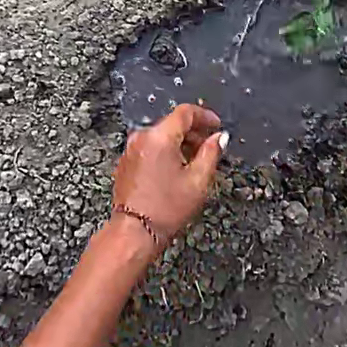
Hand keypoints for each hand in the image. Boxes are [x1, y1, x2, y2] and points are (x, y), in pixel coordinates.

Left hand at [111, 104, 225, 247]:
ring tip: (195, 161)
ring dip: (180, 142)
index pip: (185, 113)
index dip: (205, 116)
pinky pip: (150, 147)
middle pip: (172, 124)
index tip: (216, 125)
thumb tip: (219, 137)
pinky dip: (165, 151)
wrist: (134, 233)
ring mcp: (131, 150)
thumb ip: (212, 152)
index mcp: (160, 137)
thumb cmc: (165, 209)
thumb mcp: (198, 180)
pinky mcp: (126, 163)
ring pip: (161, 136)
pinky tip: (176, 170)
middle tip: (210, 146)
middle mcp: (142, 138)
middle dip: (194, 132)